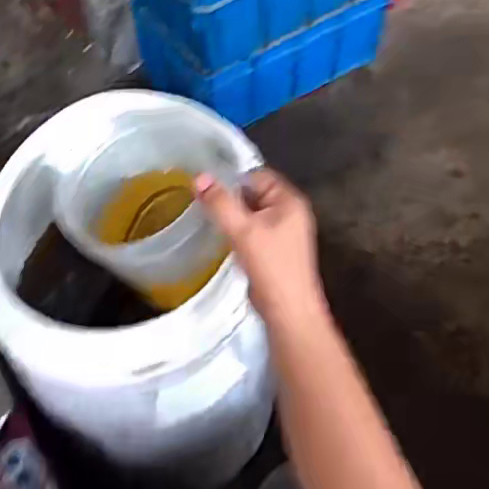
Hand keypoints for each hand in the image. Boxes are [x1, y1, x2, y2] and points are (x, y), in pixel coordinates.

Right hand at [193, 167, 327, 324]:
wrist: (288, 313)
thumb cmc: (270, 266)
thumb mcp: (242, 230)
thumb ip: (220, 203)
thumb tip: (199, 177)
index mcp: (290, 200)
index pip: (256, 175)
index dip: (233, 179)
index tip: (207, 187)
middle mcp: (290, 211)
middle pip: (253, 193)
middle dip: (230, 198)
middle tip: (203, 202)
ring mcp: (283, 231)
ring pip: (250, 212)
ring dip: (232, 215)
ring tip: (208, 218)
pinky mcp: (274, 249)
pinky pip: (252, 229)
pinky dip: (237, 230)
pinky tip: (221, 237)